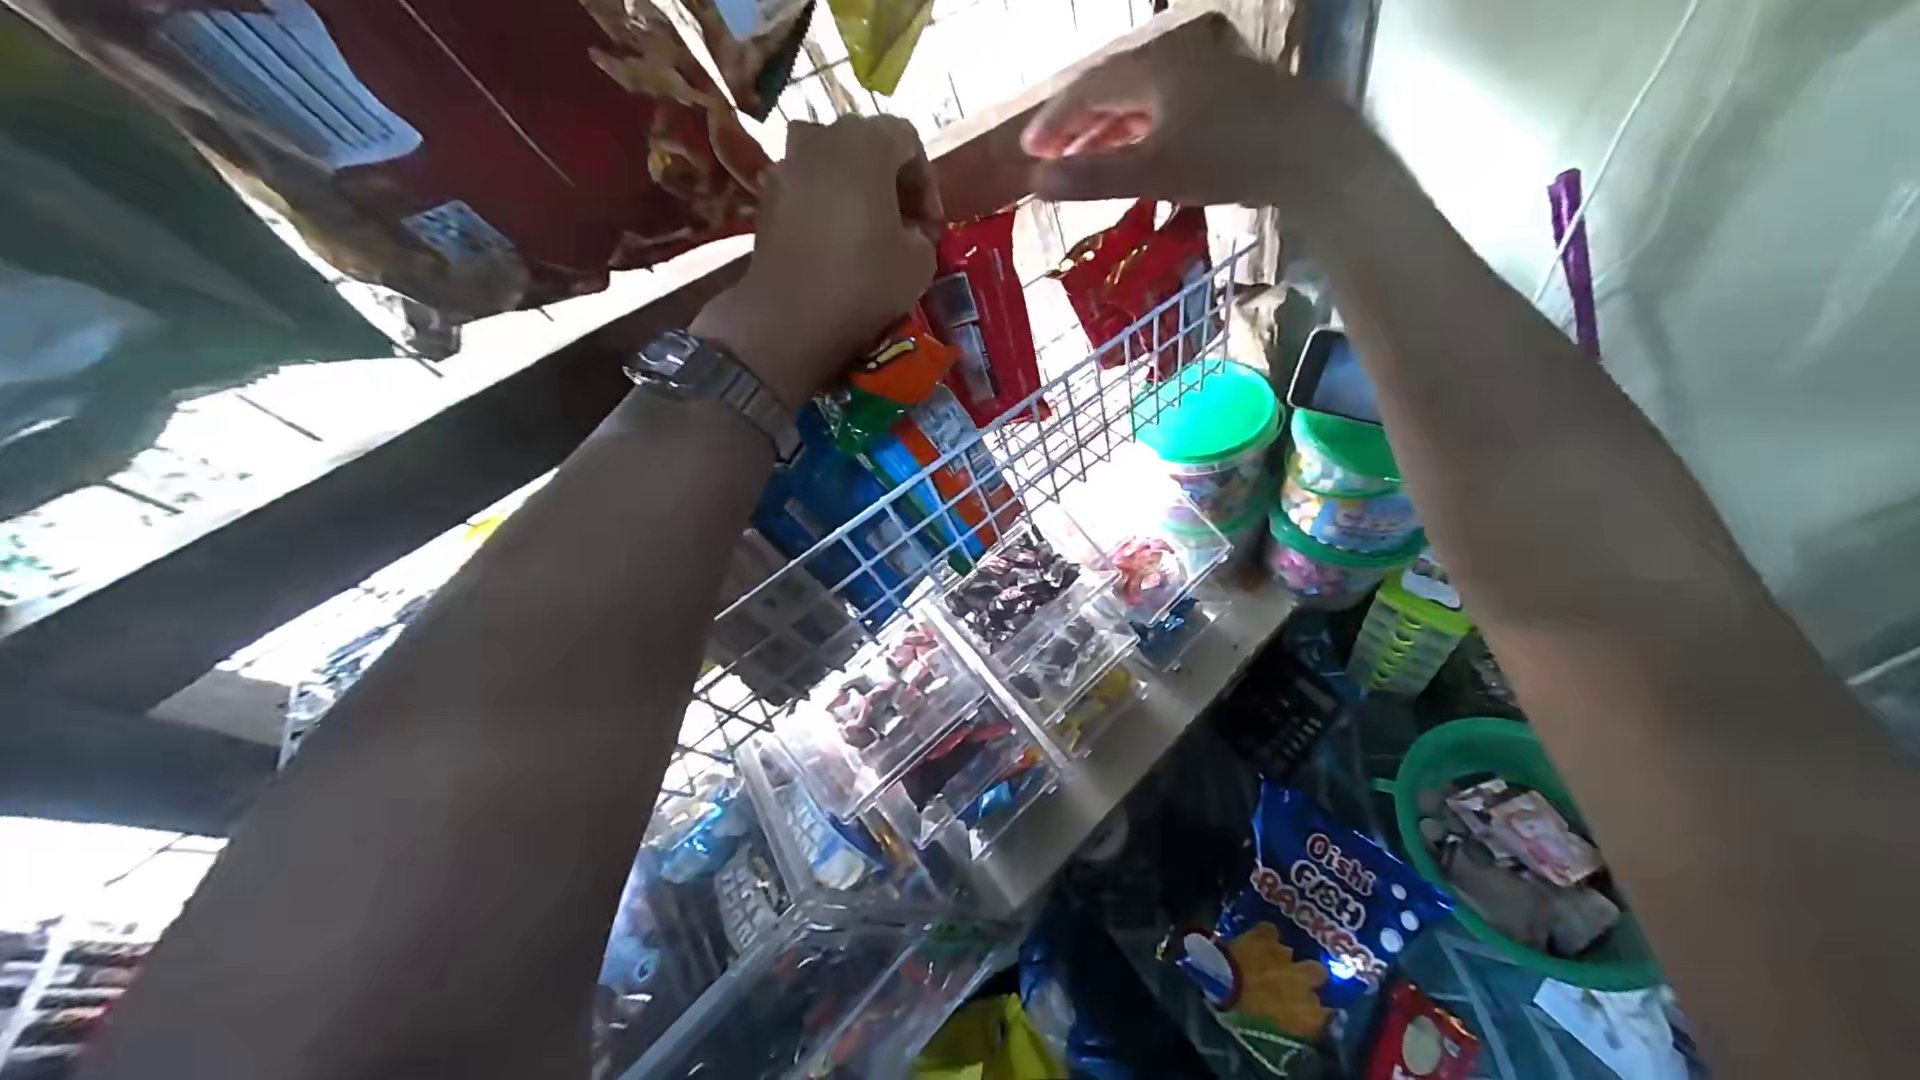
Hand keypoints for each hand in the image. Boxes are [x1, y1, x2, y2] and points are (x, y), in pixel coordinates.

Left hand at [692, 115, 942, 408]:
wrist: (790, 317)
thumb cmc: (865, 280)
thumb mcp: (920, 262)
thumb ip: (922, 234)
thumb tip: (909, 232)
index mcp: (865, 139)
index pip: (908, 140)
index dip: (927, 183)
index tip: (931, 226)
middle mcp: (821, 136)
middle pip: (866, 147)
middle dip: (890, 183)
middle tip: (905, 226)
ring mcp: (786, 164)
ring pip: (833, 167)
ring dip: (856, 193)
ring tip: (870, 234)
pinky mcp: (765, 198)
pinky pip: (807, 191)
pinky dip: (826, 209)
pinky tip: (837, 246)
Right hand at [1022, 19, 1369, 208]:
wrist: (1312, 153)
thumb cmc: (1228, 157)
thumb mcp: (1154, 172)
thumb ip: (1092, 179)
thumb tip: (1035, 185)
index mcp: (1154, 67)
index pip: (1087, 89)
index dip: (1053, 122)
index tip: (1028, 153)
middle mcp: (1176, 58)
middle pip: (1112, 87)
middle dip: (1076, 125)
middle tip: (1050, 158)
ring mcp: (1204, 73)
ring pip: (1139, 97)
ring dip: (1106, 129)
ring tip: (1083, 160)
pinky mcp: (1224, 93)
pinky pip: (1164, 106)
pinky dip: (1138, 129)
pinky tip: (1134, 151)